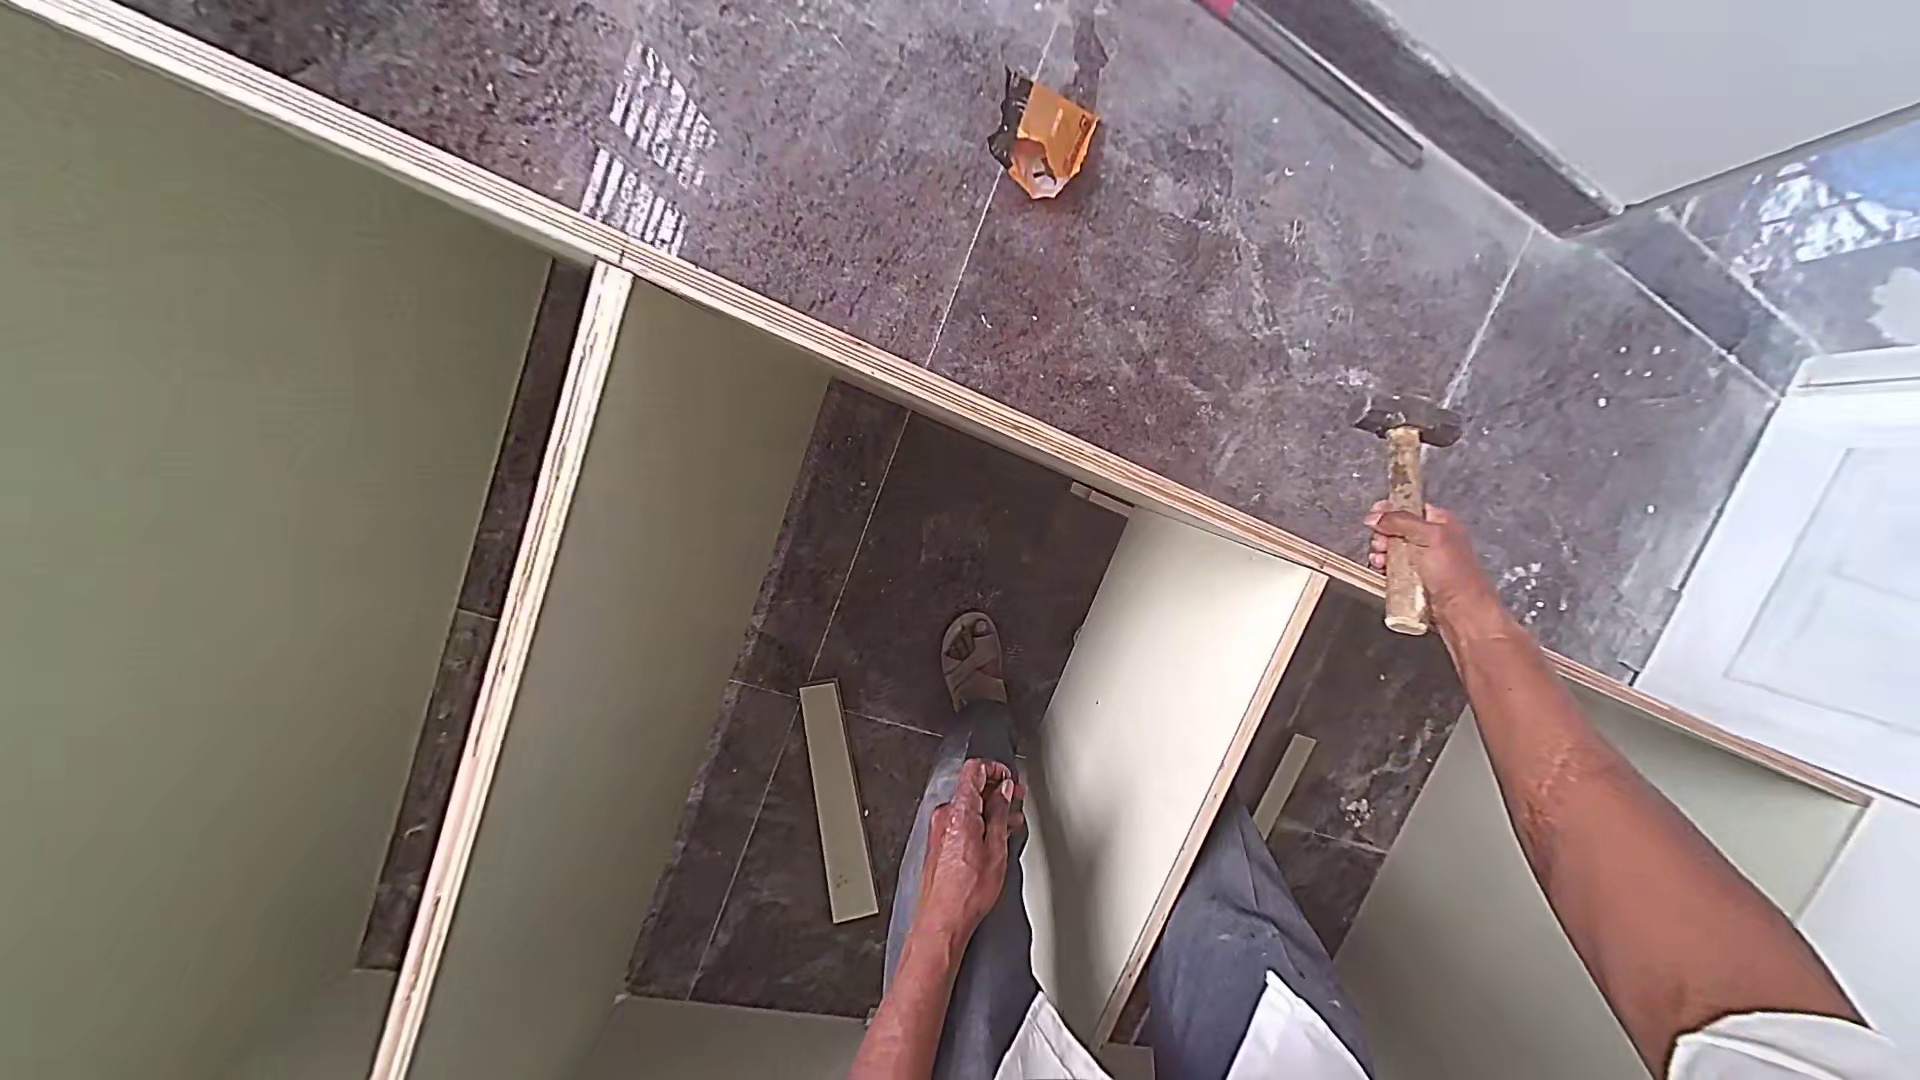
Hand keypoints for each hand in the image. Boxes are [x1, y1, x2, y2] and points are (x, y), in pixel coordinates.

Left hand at [915, 758, 1022, 942]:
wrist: (942, 921)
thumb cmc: (966, 892)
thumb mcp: (996, 849)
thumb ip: (1000, 813)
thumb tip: (1004, 792)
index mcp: (959, 810)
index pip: (974, 769)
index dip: (995, 768)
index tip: (1009, 777)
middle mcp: (944, 814)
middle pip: (971, 786)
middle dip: (996, 789)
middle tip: (1015, 797)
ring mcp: (939, 828)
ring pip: (967, 805)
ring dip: (989, 807)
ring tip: (1010, 821)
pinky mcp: (938, 841)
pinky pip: (960, 819)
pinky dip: (978, 820)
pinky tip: (993, 835)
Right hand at [1363, 502, 1505, 629]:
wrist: (1459, 609)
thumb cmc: (1451, 572)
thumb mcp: (1429, 537)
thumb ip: (1400, 522)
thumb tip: (1373, 517)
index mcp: (1440, 522)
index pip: (1410, 507)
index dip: (1390, 509)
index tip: (1374, 515)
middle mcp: (1431, 538)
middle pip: (1395, 527)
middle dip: (1382, 534)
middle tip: (1381, 543)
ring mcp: (1421, 558)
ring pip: (1390, 547)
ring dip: (1380, 551)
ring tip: (1381, 560)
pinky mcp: (1411, 575)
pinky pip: (1390, 565)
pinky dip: (1382, 566)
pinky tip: (1381, 569)